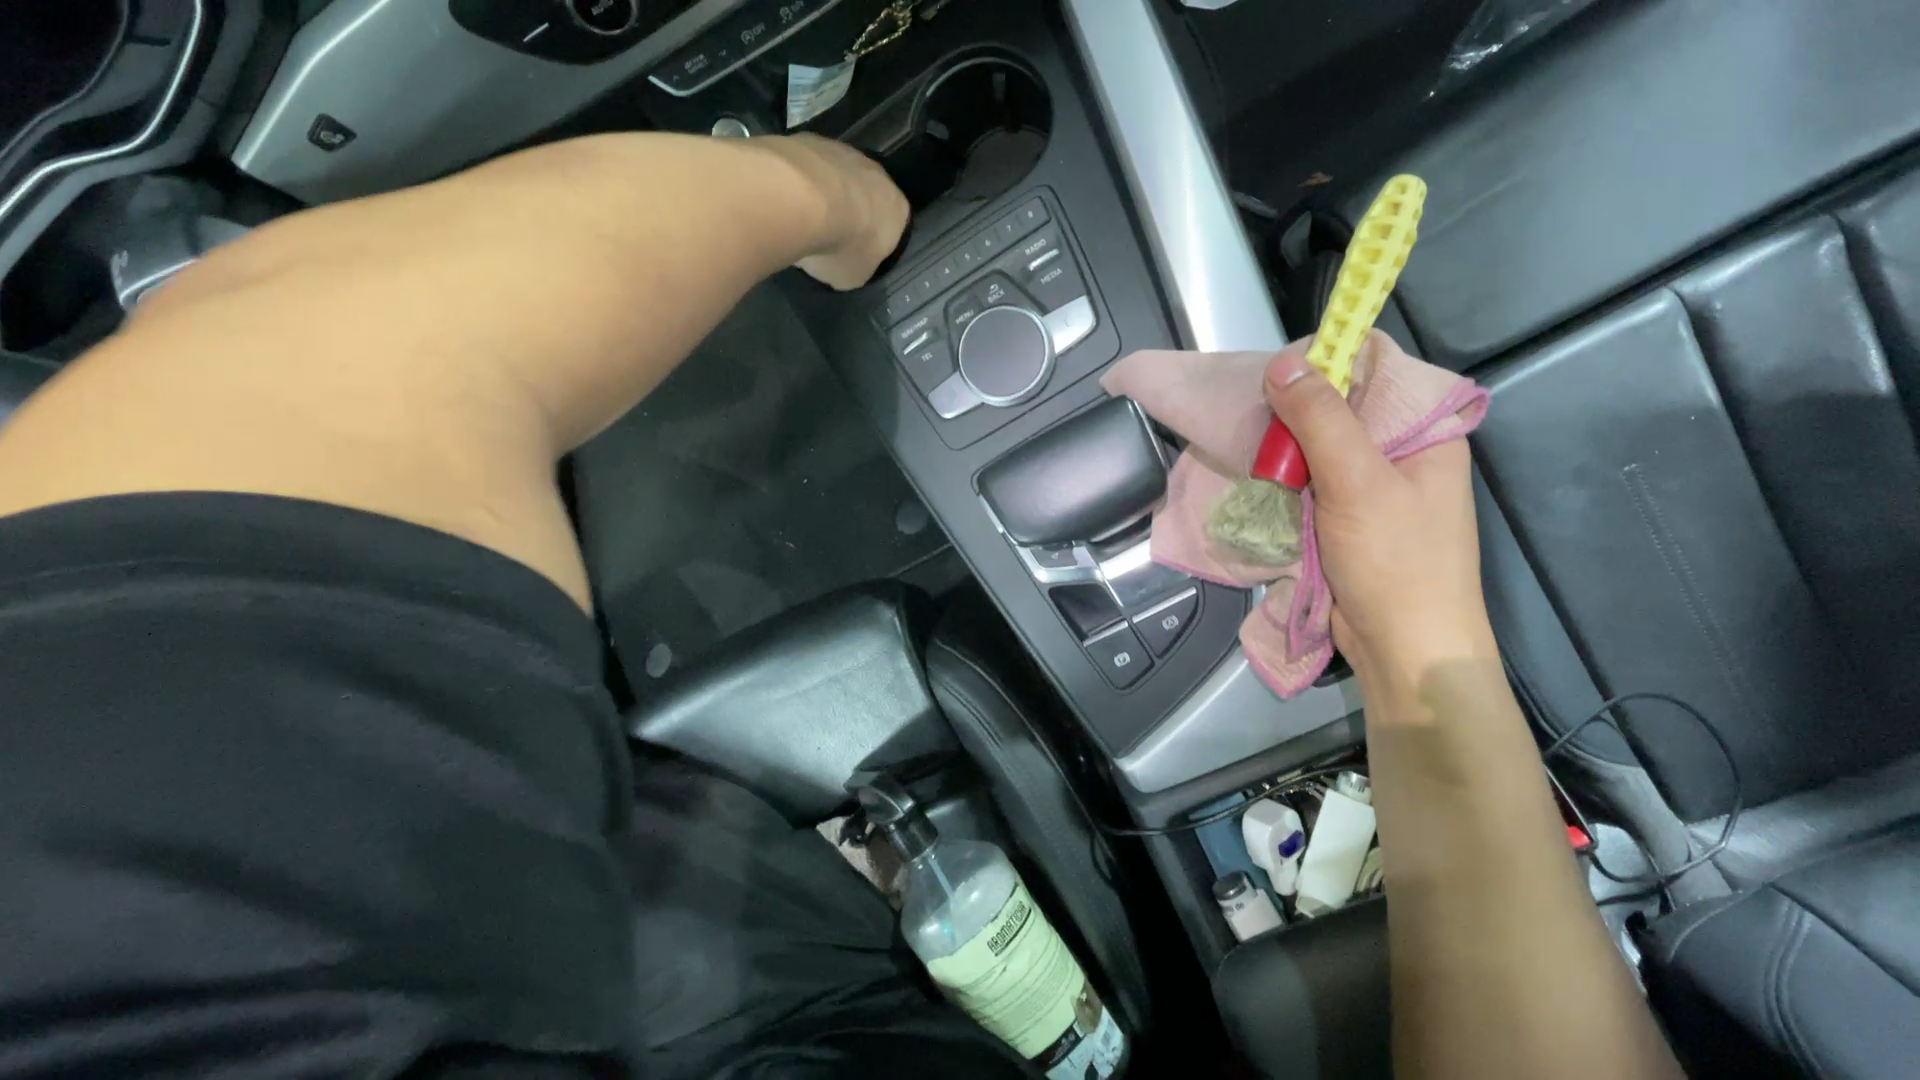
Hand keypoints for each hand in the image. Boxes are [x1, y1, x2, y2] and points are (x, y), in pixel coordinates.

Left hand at [763, 134, 910, 290]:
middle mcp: (877, 174)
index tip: (852, 254)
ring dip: (823, 194)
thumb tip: (845, 262)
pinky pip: (808, 166)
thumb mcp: (853, 276)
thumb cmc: (840, 245)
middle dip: (849, 213)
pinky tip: (783, 199)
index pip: (892, 227)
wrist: (802, 198)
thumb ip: (857, 266)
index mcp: (897, 209)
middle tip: (826, 236)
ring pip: (836, 176)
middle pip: (865, 196)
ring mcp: (843, 151)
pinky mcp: (810, 138)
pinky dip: (798, 181)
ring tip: (799, 219)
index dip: (872, 241)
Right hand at [1263, 336, 1494, 687]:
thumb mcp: (1358, 482)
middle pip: (1343, 410)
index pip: (1378, 372)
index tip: (1279, 371)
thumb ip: (1321, 419)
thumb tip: (1282, 362)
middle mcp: (1403, 453)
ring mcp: (1374, 490)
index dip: (1330, 362)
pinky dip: (1286, 482)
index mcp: (1427, 433)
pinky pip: (1312, 485)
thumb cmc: (1396, 562)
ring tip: (1255, 449)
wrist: (1405, 651)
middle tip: (1256, 415)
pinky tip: (1263, 480)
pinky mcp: (1348, 521)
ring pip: (1321, 449)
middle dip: (1297, 413)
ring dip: (1287, 452)